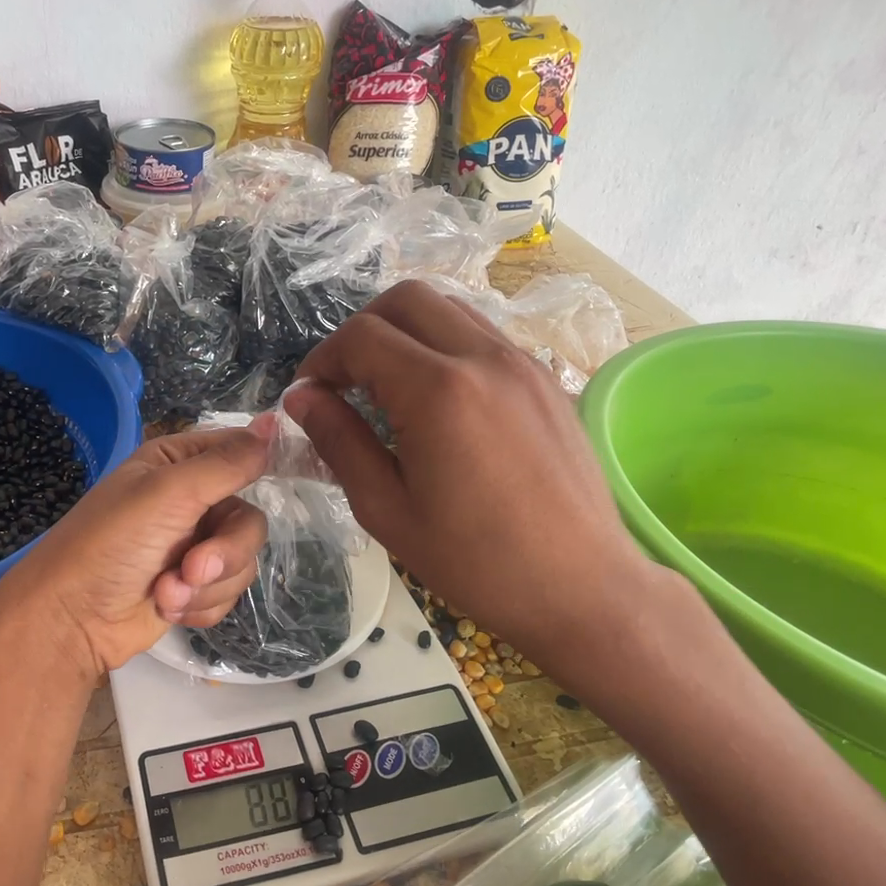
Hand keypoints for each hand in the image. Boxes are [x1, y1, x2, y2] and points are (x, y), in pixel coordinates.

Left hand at [0, 425, 270, 676]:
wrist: (71, 621)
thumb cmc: (110, 544)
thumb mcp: (168, 493)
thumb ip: (226, 463)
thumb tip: (275, 423)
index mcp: (177, 464)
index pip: (238, 452)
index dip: (258, 469)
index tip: (272, 487)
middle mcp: (189, 501)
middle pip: (248, 521)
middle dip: (224, 553)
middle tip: (192, 570)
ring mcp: (192, 548)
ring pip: (241, 562)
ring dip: (207, 586)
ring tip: (166, 596)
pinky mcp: (192, 590)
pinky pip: (228, 594)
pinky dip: (201, 607)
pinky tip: (168, 611)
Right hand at [283, 280, 678, 685]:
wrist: (583, 587)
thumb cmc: (475, 562)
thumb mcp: (386, 509)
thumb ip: (339, 442)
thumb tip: (302, 399)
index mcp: (438, 391)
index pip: (361, 337)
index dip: (322, 361)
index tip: (309, 399)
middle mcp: (484, 358)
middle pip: (406, 298)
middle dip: (361, 331)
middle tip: (345, 383)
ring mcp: (523, 363)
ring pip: (449, 309)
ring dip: (406, 334)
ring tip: (388, 389)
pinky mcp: (546, 379)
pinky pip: (483, 337)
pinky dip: (445, 348)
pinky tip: (439, 404)